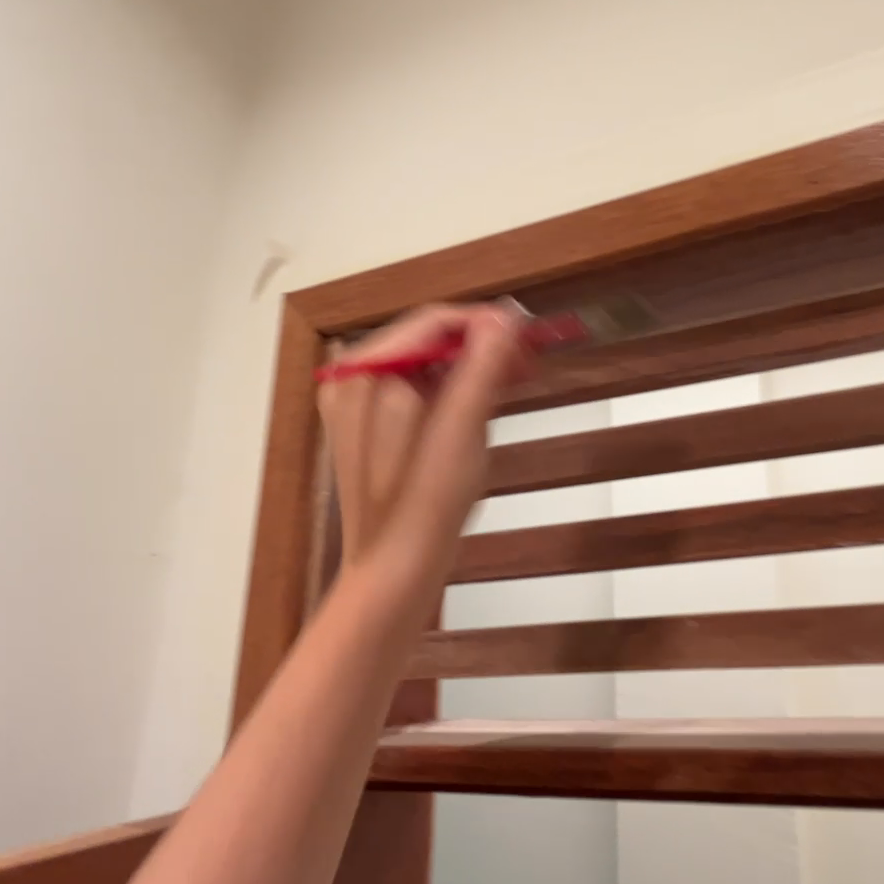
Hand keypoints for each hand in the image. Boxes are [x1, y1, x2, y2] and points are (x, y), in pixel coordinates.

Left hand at [316, 303, 528, 560]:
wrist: (397, 566)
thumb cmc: (428, 503)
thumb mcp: (462, 427)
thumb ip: (482, 365)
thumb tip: (506, 317)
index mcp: (366, 374)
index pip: (432, 322)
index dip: (486, 322)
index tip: (529, 334)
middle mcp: (353, 380)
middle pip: (428, 340)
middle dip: (481, 345)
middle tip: (527, 361)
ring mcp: (359, 403)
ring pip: (427, 364)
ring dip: (472, 366)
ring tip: (514, 380)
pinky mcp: (372, 425)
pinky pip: (419, 388)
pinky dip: (455, 388)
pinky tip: (485, 401)